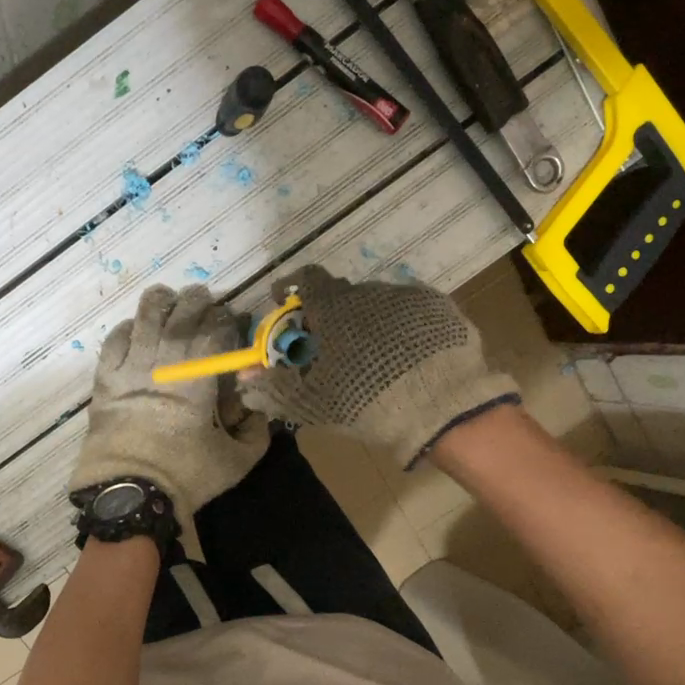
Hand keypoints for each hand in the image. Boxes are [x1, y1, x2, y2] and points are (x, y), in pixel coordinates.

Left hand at [69, 285, 268, 513]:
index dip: (225, 319)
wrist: (130, 493)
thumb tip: (259, 412)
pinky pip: (114, 341)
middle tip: (203, 298)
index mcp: (199, 380)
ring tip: (168, 297)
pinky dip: (126, 328)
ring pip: (144, 319)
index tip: (231, 319)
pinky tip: (133, 327)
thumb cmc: (186, 477)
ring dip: (159, 302)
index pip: (215, 332)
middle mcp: (165, 364)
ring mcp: (131, 369)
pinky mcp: (105, 381)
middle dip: (196, 301)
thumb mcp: (236, 462)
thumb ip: (255, 433)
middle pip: (181, 316)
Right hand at [241, 265, 519, 465]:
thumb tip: (244, 377)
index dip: (294, 288)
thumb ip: (276, 387)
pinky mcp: (439, 309)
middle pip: (343, 296)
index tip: (287, 302)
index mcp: (333, 308)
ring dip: (370, 323)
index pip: (307, 279)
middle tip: (332, 347)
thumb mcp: (313, 403)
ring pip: (379, 304)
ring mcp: (407, 297)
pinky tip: (409, 358)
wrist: (439, 405)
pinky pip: (412, 313)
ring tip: (375, 358)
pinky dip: (403, 330)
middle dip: (333, 316)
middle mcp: (368, 292)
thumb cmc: (364, 401)